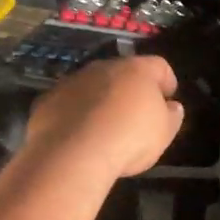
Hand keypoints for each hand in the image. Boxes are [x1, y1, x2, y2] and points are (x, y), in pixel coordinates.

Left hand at [25, 56, 183, 177]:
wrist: (73, 154)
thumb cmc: (130, 139)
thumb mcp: (164, 133)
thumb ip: (171, 116)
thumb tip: (172, 106)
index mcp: (137, 70)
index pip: (159, 66)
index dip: (167, 80)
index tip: (168, 97)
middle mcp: (104, 67)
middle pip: (123, 72)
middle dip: (130, 88)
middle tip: (136, 112)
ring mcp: (72, 81)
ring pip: (93, 85)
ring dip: (101, 99)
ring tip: (105, 125)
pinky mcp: (48, 100)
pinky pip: (68, 102)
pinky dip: (76, 113)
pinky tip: (79, 134)